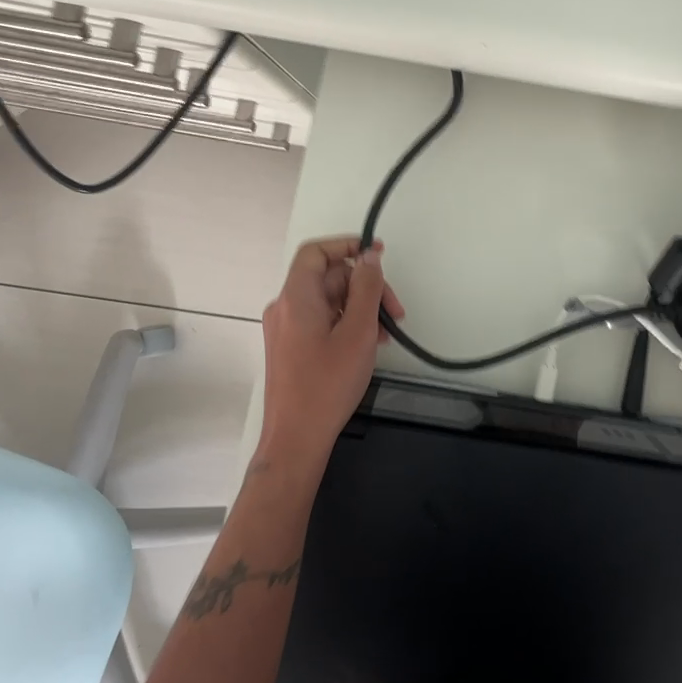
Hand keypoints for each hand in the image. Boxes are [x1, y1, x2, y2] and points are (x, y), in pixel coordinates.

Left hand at [257, 236, 404, 474]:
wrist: (297, 437)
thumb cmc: (328, 384)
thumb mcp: (358, 332)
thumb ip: (367, 289)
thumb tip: (370, 257)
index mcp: (296, 298)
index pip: (316, 252)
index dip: (347, 245)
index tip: (378, 255)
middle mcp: (285, 307)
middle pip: (328, 277)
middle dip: (365, 287)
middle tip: (396, 311)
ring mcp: (285, 329)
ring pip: (328, 301)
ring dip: (360, 308)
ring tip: (387, 333)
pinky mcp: (290, 347)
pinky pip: (321, 320)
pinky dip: (346, 323)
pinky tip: (368, 344)